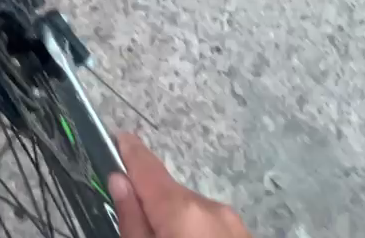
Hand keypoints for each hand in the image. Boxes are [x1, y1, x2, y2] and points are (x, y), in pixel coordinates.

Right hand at [108, 133, 251, 237]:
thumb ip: (132, 220)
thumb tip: (120, 181)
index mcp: (182, 208)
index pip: (146, 165)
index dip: (128, 149)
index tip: (116, 137)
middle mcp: (211, 206)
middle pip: (168, 192)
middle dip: (152, 201)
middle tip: (138, 221)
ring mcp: (236, 222)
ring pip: (191, 209)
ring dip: (177, 220)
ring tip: (166, 236)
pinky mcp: (248, 234)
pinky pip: (212, 224)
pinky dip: (198, 231)